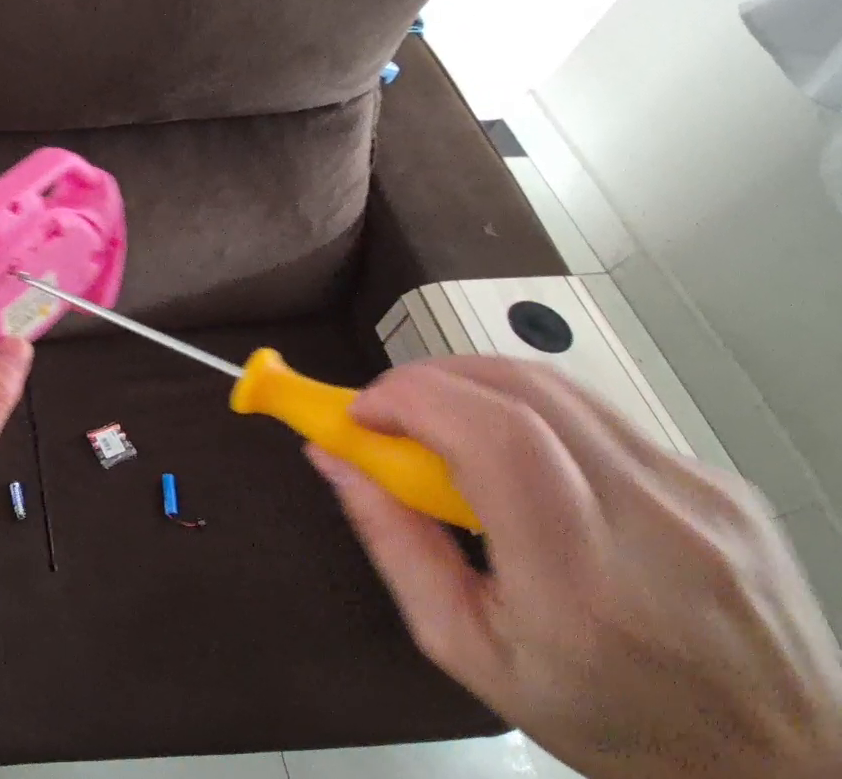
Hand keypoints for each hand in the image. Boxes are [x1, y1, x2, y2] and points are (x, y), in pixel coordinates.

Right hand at [310, 356, 841, 778]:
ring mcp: (700, 491)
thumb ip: (394, 544)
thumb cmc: (608, 718)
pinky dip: (532, 413)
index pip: (495, 435)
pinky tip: (520, 458)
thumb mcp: (466, 648)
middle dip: (429, 377)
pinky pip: (601, 415)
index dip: (412, 398)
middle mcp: (652, 519)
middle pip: (523, 389)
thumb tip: (333, 460)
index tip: (360, 412)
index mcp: (580, 577)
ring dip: (474, 385)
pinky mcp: (721, 479)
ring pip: (560, 387)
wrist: (783, 764)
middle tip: (386, 411)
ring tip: (439, 426)